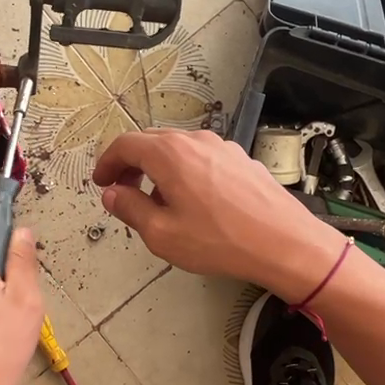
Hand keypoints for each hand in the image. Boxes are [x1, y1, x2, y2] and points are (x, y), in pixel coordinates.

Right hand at [93, 130, 344, 300]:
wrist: (283, 243)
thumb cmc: (221, 241)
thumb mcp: (161, 234)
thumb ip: (130, 209)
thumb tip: (113, 195)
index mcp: (169, 154)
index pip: (125, 144)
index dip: (107, 163)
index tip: (101, 182)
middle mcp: (195, 141)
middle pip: (151, 142)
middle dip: (131, 165)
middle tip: (122, 192)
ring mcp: (222, 147)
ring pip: (178, 150)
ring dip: (158, 170)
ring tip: (157, 203)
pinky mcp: (241, 160)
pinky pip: (202, 158)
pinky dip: (184, 172)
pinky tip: (191, 203)